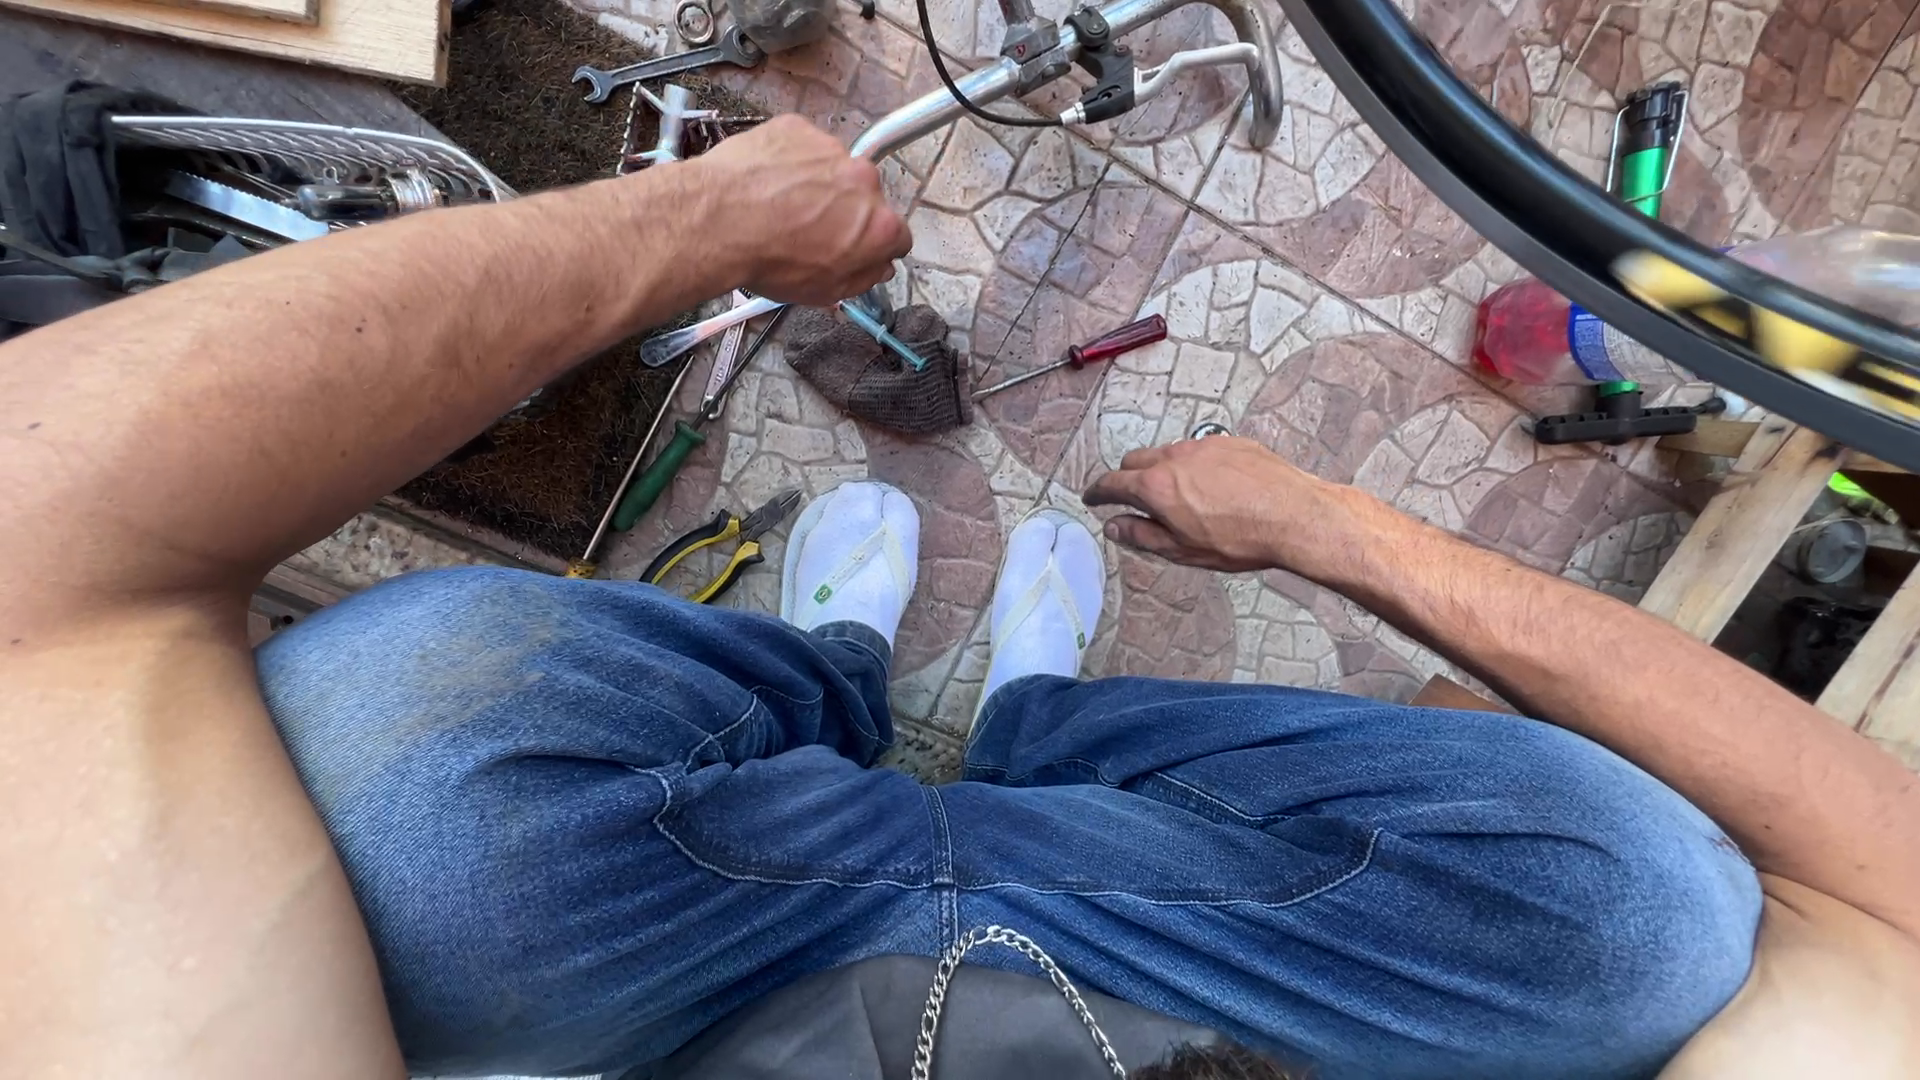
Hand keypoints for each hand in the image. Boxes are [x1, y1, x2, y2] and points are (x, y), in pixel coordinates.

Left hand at [692, 115, 912, 304]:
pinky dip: (792, 164)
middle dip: (847, 214)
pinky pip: (804, 148)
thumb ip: (864, 278)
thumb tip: (879, 267)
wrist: (720, 220)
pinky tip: (770, 185)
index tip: (858, 251)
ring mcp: (831, 150)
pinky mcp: (799, 129)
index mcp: (879, 226)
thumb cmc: (772, 260)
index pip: (898, 236)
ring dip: (820, 187)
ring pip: (835, 171)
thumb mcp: (826, 291)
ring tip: (784, 208)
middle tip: (813, 232)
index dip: (877, 247)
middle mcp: (864, 181)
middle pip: (866, 200)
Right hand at [1083, 436, 1380, 579]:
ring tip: (1177, 495)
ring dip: (1160, 470)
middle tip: (1134, 500)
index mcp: (1156, 487)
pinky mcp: (1230, 442)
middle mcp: (1174, 458)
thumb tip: (1114, 525)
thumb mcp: (1182, 550)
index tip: (1093, 498)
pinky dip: (1192, 464)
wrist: (1296, 516)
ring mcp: (1203, 446)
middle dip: (1127, 479)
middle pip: (1134, 461)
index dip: (1097, 492)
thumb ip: (1142, 535)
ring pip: (1166, 452)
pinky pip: (1198, 449)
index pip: (1112, 484)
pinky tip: (1211, 486)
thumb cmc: (1240, 539)